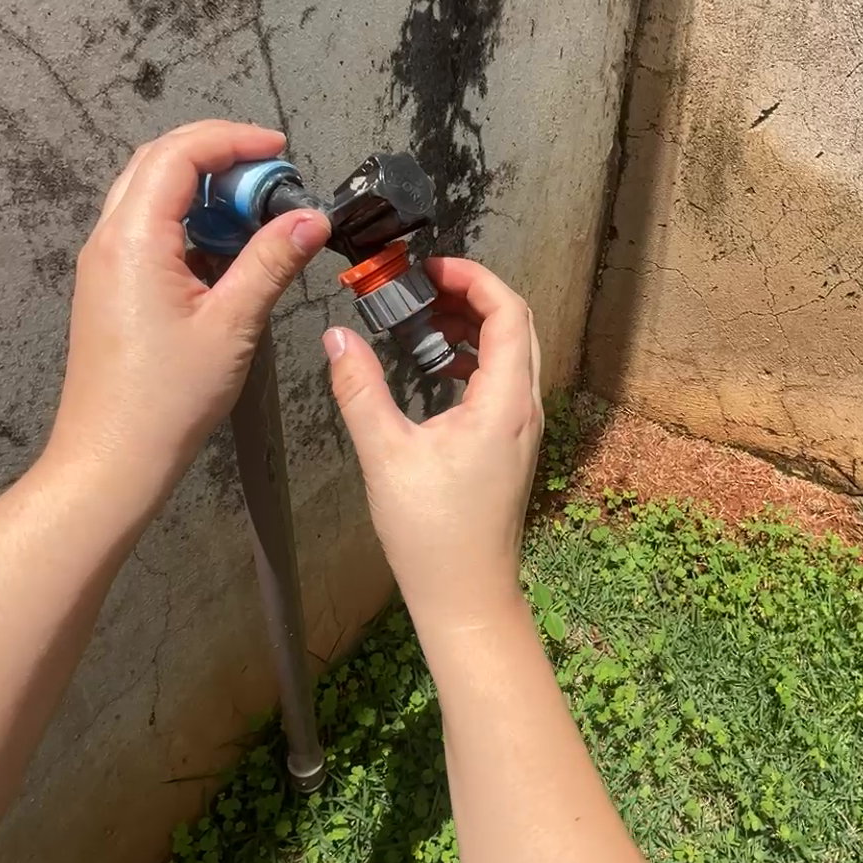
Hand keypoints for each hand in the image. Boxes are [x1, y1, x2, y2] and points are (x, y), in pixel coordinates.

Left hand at [46, 121, 330, 483]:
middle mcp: (110, 240)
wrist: (116, 454)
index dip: (231, 141)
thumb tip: (313, 217)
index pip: (177, 156)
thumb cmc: (171, 394)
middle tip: (274, 177)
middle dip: (219, 158)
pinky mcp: (117, 288)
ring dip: (208, 193)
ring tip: (261, 214)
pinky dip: (197, 226)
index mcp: (133, 240)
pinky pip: (155, 233)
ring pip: (155, 198)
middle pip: (159, 165)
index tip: (281, 150)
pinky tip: (232, 254)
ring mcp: (109, 264)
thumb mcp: (233, 323)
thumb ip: (271, 262)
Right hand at [323, 258, 543, 622]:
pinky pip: (504, 382)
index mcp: (506, 401)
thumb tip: (336, 337)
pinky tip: (437, 367)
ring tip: (424, 319)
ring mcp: (524, 427)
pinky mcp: (512, 444)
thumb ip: (360, 389)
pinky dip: (475, 360)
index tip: (430, 269)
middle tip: (423, 287)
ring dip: (475, 327)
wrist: (467, 593)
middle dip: (474, 296)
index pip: (509, 312)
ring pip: (512, 354)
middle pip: (517, 326)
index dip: (475, 278)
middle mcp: (526, 408)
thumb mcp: (386, 455)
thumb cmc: (431, 531)